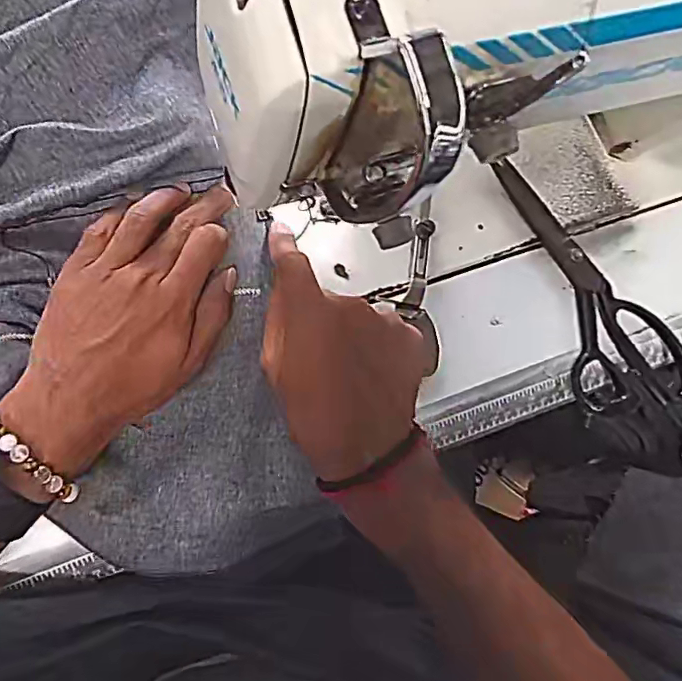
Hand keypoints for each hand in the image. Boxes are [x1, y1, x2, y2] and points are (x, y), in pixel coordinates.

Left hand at [0, 185, 236, 492]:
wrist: (69, 398)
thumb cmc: (129, 387)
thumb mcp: (187, 364)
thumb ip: (212, 316)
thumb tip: (227, 277)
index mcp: (172, 299)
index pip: (203, 243)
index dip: (218, 228)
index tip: (224, 224)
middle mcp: (141, 276)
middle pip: (179, 225)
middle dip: (203, 204)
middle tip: (215, 194)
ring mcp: (106, 270)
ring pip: (139, 217)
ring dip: (162, 199)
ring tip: (178, 191)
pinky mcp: (77, 270)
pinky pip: (100, 229)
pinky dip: (119, 212)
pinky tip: (131, 207)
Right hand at [260, 222, 426, 482]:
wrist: (365, 447)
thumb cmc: (317, 415)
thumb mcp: (275, 368)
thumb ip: (278, 321)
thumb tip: (284, 296)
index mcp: (308, 309)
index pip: (291, 260)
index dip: (283, 244)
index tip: (281, 233)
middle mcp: (346, 304)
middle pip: (328, 296)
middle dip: (322, 317)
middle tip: (320, 354)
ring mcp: (381, 318)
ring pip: (359, 313)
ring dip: (353, 332)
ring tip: (348, 369)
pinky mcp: (406, 333)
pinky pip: (386, 327)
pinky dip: (378, 343)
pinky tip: (370, 369)